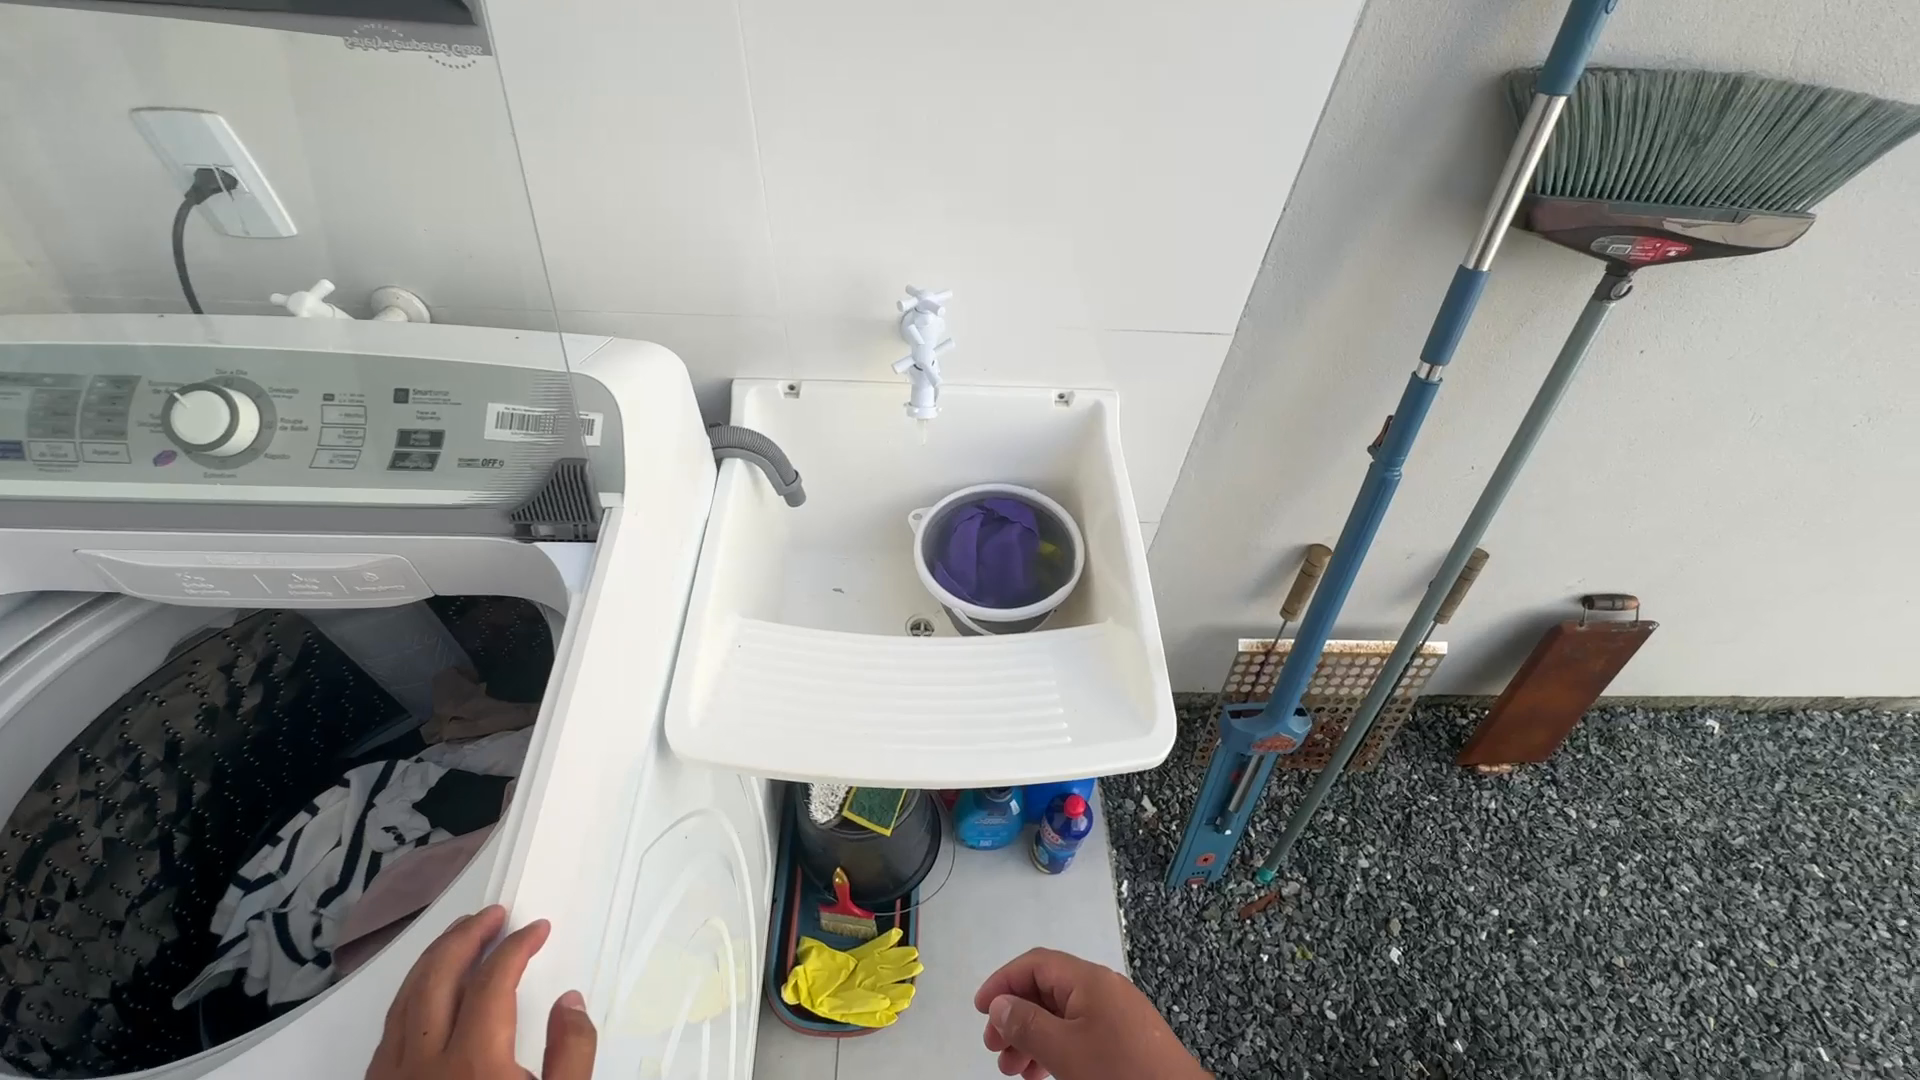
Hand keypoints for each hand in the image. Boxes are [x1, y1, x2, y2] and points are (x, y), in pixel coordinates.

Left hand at [367, 905, 597, 1079]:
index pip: (495, 980)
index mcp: (473, 1066)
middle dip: (466, 937)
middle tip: (493, 915)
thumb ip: (573, 1054)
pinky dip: (411, 998)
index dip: (518, 946)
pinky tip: (428, 995)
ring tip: (461, 938)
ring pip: (403, 1003)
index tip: (538, 930)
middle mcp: (422, 1069)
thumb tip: (570, 1003)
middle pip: (436, 978)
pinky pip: (388, 1034)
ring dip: (433, 961)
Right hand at [974, 948, 1205, 1079]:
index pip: (1035, 963)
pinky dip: (1056, 1048)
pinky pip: (1080, 1033)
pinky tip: (1043, 1073)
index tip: (979, 1010)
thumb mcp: (1065, 1051)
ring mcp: (1117, 1014)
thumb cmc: (1119, 1073)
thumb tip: (999, 1003)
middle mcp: (1103, 988)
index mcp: (1089, 978)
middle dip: (1015, 1015)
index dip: (1003, 981)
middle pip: (1047, 989)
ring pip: (1062, 1016)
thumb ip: (1027, 1024)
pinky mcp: (1126, 1039)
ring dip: (1032, 1037)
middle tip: (994, 1048)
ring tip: (1013, 1069)